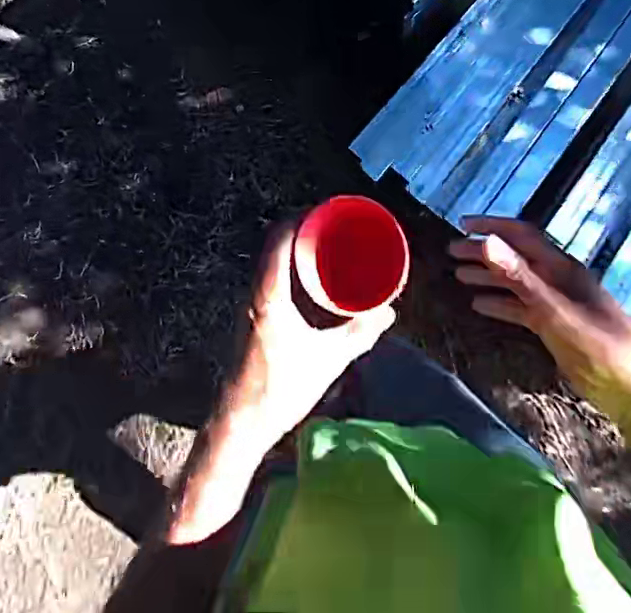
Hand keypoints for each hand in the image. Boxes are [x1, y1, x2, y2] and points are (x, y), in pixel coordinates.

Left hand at [223, 218, 395, 445]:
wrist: (241, 419)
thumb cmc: (283, 387)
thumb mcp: (329, 359)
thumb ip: (360, 333)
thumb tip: (389, 311)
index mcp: (268, 293)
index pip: (278, 238)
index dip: (300, 217)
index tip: (325, 211)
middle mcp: (254, 290)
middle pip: (272, 243)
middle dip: (299, 226)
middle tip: (330, 224)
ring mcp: (249, 302)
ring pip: (268, 258)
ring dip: (291, 245)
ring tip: (322, 243)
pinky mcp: (250, 314)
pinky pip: (268, 274)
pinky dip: (286, 263)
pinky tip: (305, 276)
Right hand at [450, 216, 630, 425]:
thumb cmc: (604, 351)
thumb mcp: (557, 314)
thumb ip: (522, 279)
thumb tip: (487, 242)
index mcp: (562, 269)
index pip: (522, 235)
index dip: (493, 226)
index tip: (463, 224)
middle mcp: (559, 280)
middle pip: (515, 257)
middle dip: (483, 252)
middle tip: (451, 253)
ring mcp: (558, 304)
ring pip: (516, 282)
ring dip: (488, 276)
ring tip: (459, 276)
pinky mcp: (557, 328)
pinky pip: (522, 308)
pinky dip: (500, 303)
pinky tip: (479, 306)